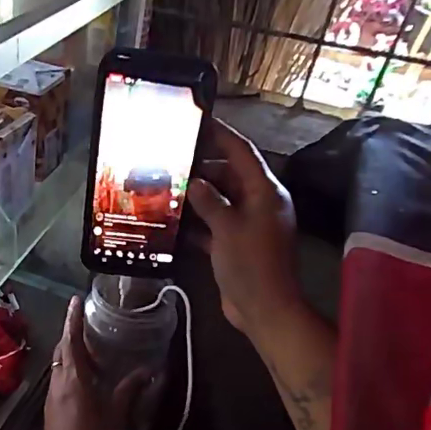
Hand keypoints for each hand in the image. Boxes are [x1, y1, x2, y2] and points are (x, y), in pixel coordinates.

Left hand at [41, 296, 145, 429]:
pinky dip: (73, 373)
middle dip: (73, 336)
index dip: (73, 319)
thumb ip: (132, 389)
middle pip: (61, 352)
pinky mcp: (53, 415)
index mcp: (72, 379)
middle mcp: (57, 385)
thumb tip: (150, 371)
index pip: (70, 340)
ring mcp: (52, 401)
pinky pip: (62, 383)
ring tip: (95, 350)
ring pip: (60, 368)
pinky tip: (91, 380)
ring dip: (74, 356)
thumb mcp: (120, 414)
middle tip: (91, 326)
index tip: (76, 300)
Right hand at [187, 119, 301, 338]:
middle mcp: (260, 204)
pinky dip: (198, 223)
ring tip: (165, 187)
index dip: (221, 134)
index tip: (198, 120)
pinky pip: (216, 226)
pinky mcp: (237, 246)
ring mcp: (249, 226)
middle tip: (170, 160)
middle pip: (229, 175)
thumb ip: (210, 200)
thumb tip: (195, 181)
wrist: (265, 309)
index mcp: (265, 192)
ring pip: (220, 201)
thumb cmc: (251, 263)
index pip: (242, 153)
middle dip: (202, 169)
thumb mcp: (228, 227)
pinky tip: (172, 221)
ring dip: (197, 197)